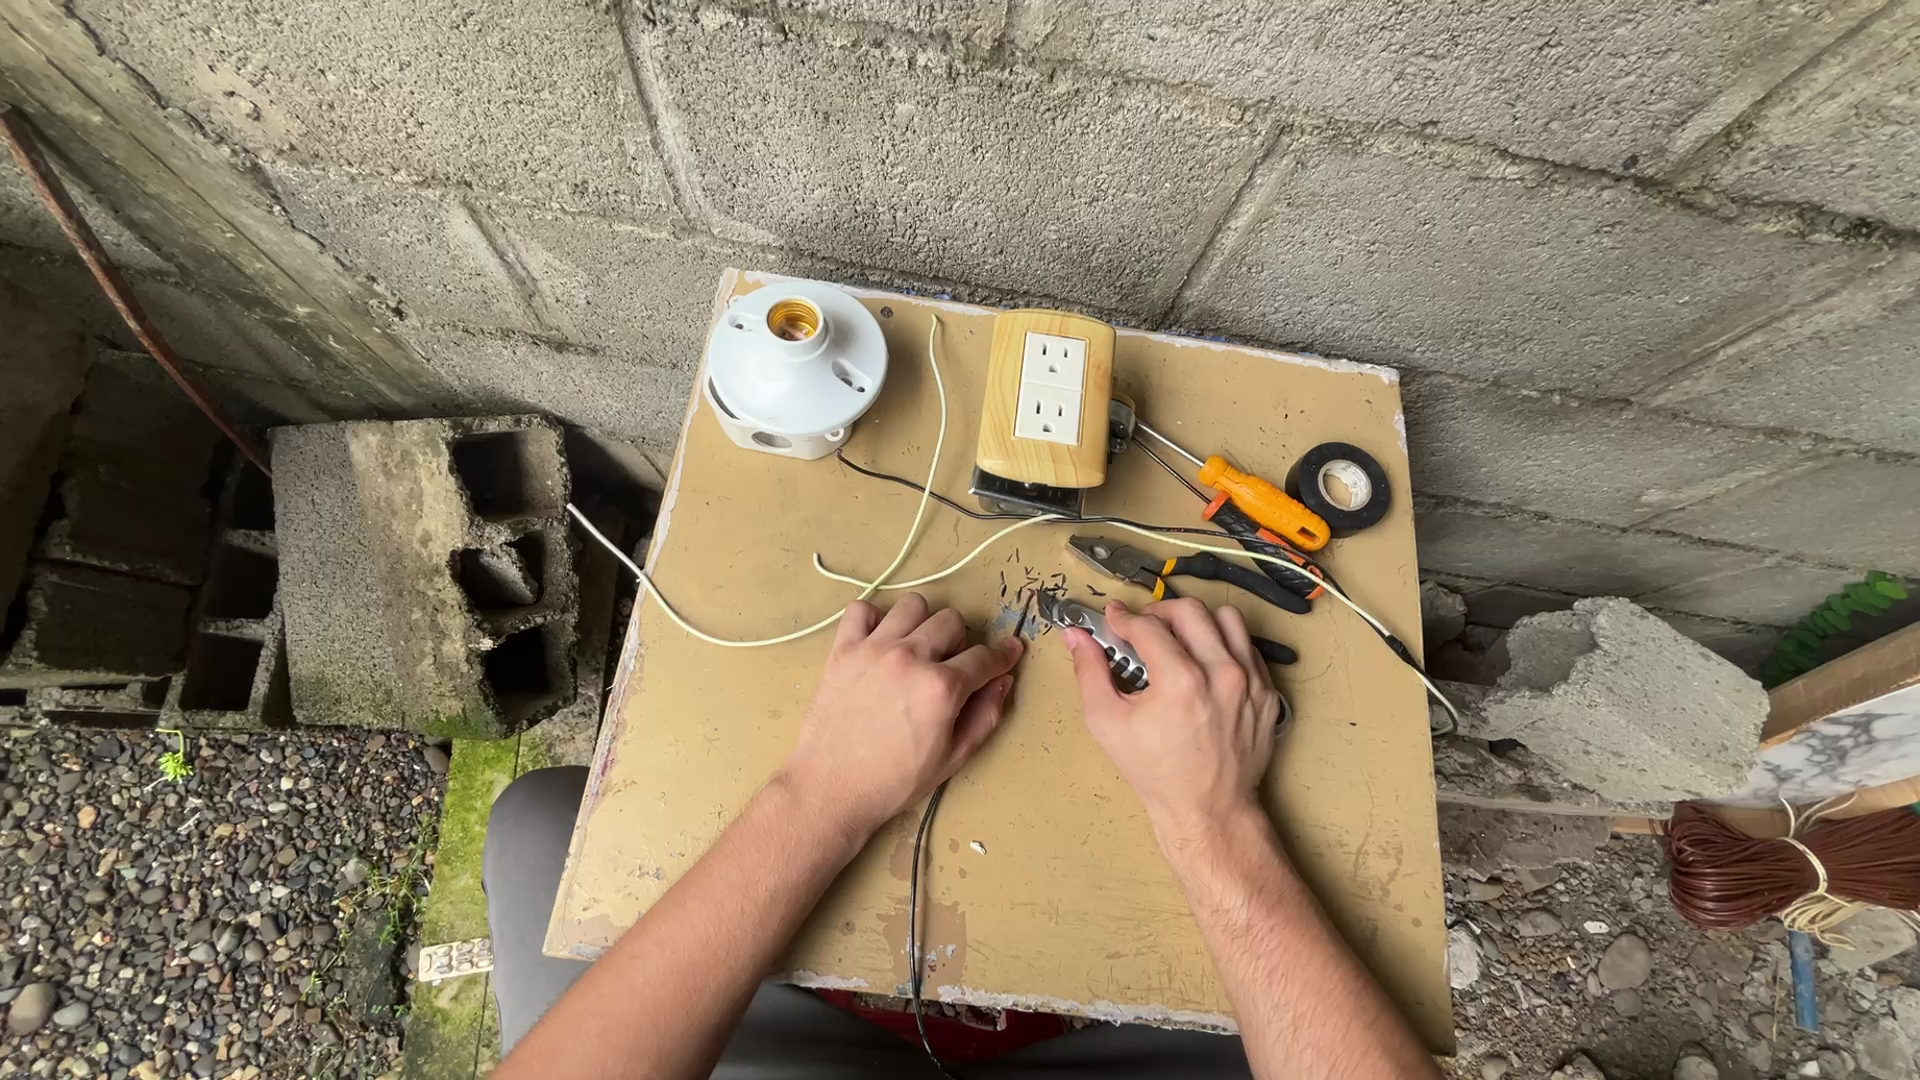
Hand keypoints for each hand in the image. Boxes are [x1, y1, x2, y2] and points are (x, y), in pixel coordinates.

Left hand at [781, 593, 1023, 837]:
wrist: (832, 789)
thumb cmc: (895, 781)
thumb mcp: (954, 758)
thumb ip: (986, 715)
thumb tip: (1003, 681)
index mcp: (942, 687)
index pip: (985, 657)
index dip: (1003, 655)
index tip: (1010, 650)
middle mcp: (911, 657)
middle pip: (952, 621)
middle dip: (960, 642)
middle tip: (949, 666)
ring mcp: (874, 649)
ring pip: (913, 605)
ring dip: (922, 623)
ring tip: (916, 649)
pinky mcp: (843, 649)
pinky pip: (862, 610)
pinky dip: (874, 619)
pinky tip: (879, 642)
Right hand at [1065, 598, 1281, 837]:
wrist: (1207, 809)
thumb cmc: (1155, 770)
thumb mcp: (1107, 722)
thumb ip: (1089, 672)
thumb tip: (1076, 637)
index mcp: (1180, 681)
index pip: (1147, 625)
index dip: (1123, 618)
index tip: (1113, 618)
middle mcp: (1222, 674)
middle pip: (1189, 610)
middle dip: (1157, 611)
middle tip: (1142, 626)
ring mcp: (1251, 683)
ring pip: (1226, 619)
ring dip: (1196, 621)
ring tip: (1177, 638)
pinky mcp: (1266, 693)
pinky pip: (1247, 647)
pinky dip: (1222, 644)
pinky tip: (1203, 662)